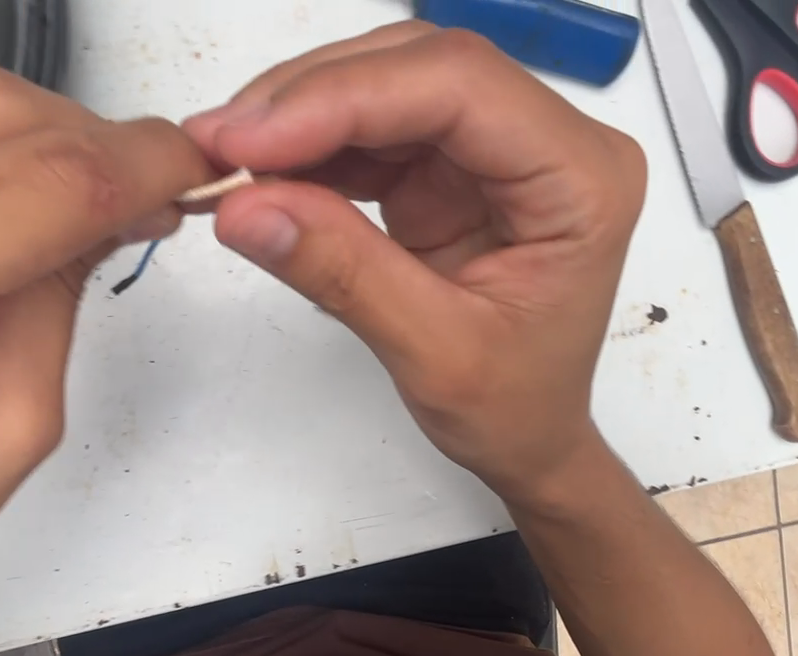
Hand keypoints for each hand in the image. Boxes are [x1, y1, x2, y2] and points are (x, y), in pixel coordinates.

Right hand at [184, 22, 645, 506]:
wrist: (527, 440)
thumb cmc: (512, 410)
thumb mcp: (433, 354)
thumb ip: (344, 274)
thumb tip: (243, 209)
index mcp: (580, 180)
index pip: (458, 88)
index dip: (342, 98)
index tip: (246, 138)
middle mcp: (549, 145)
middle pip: (419, 72)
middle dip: (310, 101)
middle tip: (218, 142)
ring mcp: (497, 154)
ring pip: (389, 93)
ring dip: (302, 121)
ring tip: (226, 160)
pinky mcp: (454, 174)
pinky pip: (375, 140)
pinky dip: (313, 155)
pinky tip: (265, 176)